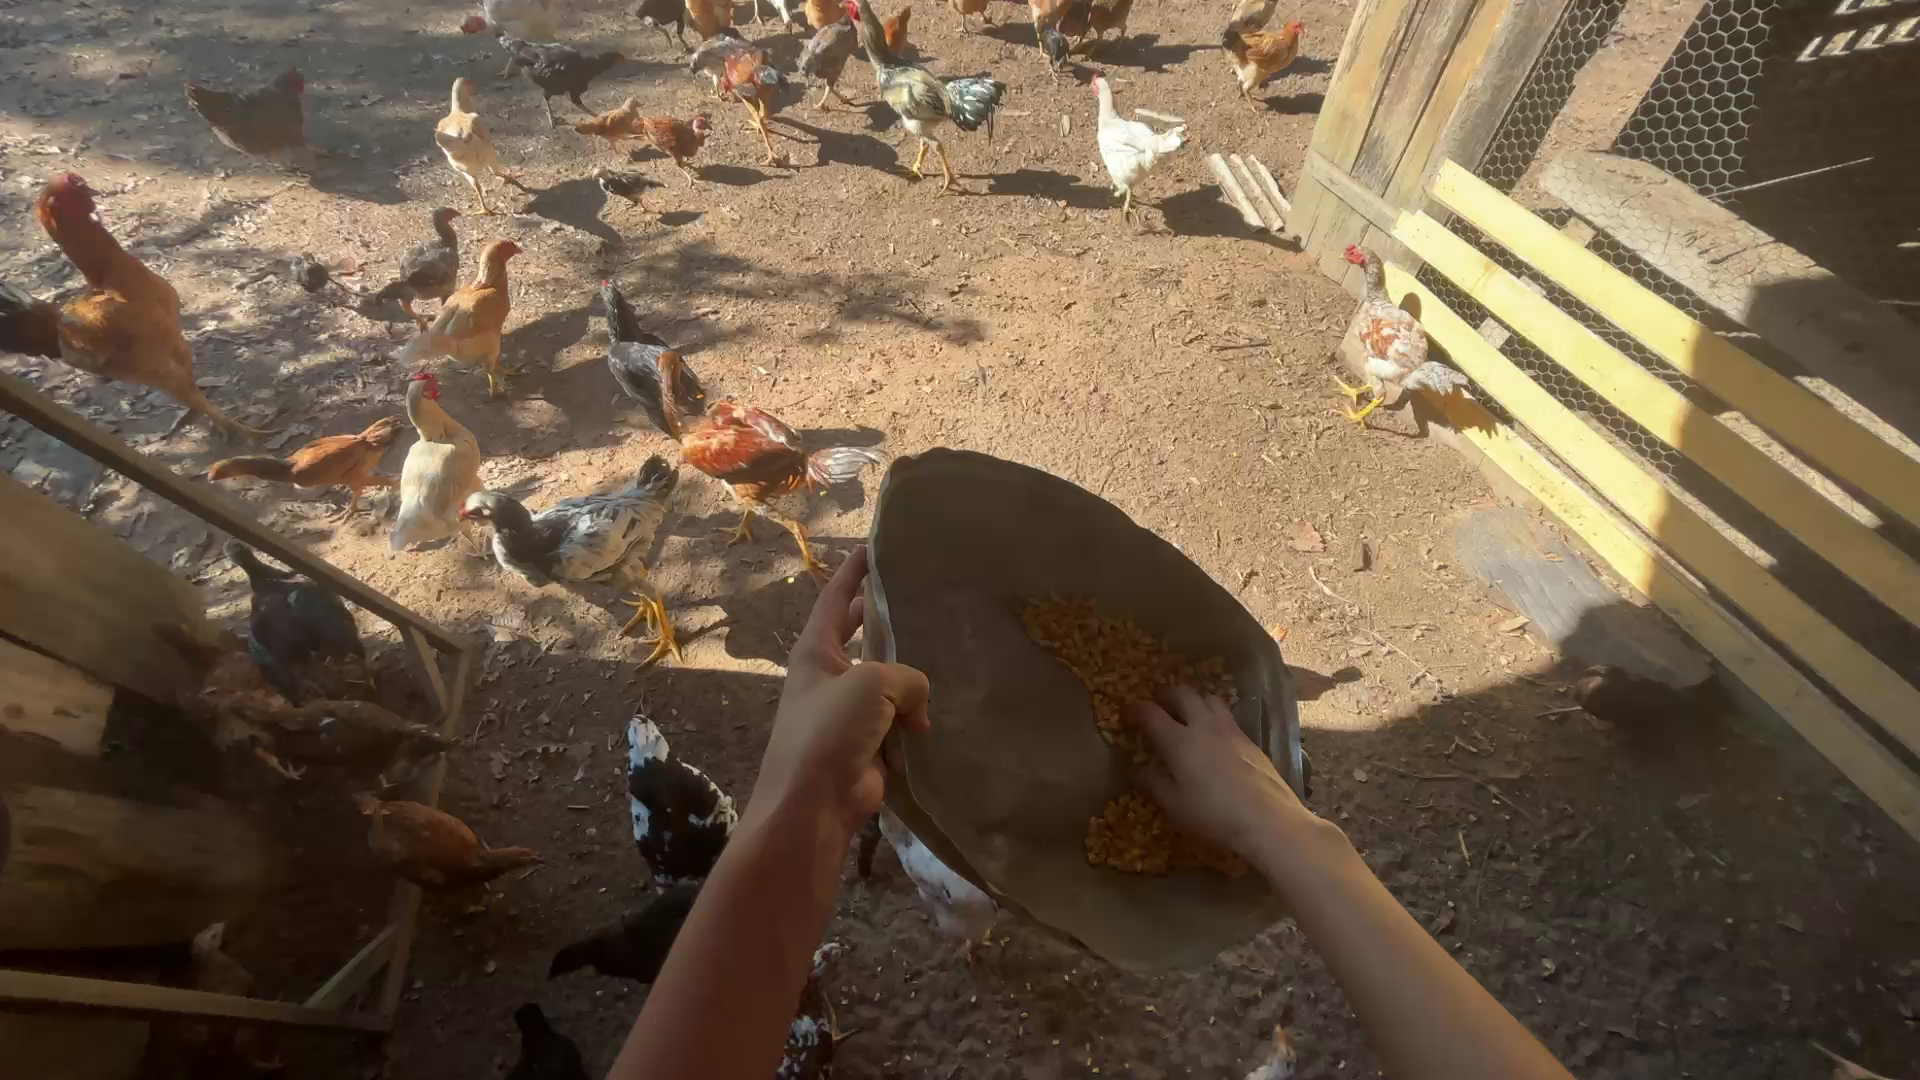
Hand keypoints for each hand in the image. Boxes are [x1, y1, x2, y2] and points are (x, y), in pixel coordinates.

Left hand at [750, 546, 930, 834]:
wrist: (812, 807)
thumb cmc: (830, 731)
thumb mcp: (872, 683)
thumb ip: (907, 675)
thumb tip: (917, 703)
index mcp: (816, 650)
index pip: (835, 597)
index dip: (854, 570)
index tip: (873, 546)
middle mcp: (829, 675)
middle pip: (862, 635)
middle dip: (887, 620)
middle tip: (921, 599)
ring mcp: (848, 711)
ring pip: (888, 681)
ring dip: (910, 679)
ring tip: (946, 656)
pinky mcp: (866, 743)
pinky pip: (897, 719)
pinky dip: (914, 718)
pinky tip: (937, 715)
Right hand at [1134, 686, 1308, 858]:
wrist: (1268, 819)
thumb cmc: (1214, 814)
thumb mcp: (1175, 805)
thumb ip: (1153, 784)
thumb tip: (1136, 770)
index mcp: (1178, 740)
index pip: (1150, 713)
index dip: (1134, 709)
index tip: (1127, 714)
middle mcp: (1203, 726)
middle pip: (1182, 693)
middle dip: (1165, 696)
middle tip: (1159, 708)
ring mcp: (1229, 730)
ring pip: (1208, 697)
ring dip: (1193, 700)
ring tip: (1188, 715)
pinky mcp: (1249, 739)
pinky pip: (1227, 715)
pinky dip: (1214, 716)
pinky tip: (1215, 737)